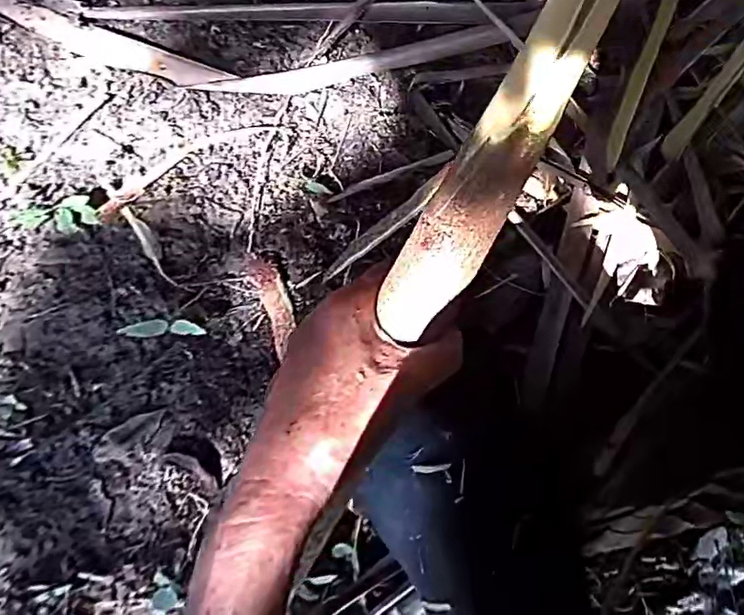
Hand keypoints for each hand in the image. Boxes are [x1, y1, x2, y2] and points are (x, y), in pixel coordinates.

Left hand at [189, 265, 459, 614]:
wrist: (289, 478)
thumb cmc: (343, 429)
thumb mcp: (417, 381)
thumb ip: (446, 347)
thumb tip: (454, 336)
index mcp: (352, 303)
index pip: (398, 264)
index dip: (424, 274)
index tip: (440, 290)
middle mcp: (324, 311)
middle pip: (377, 290)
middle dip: (404, 306)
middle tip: (424, 333)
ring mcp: (306, 336)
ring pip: (357, 316)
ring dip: (379, 330)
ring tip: (394, 366)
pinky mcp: (297, 361)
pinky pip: (337, 342)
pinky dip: (356, 353)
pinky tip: (366, 384)